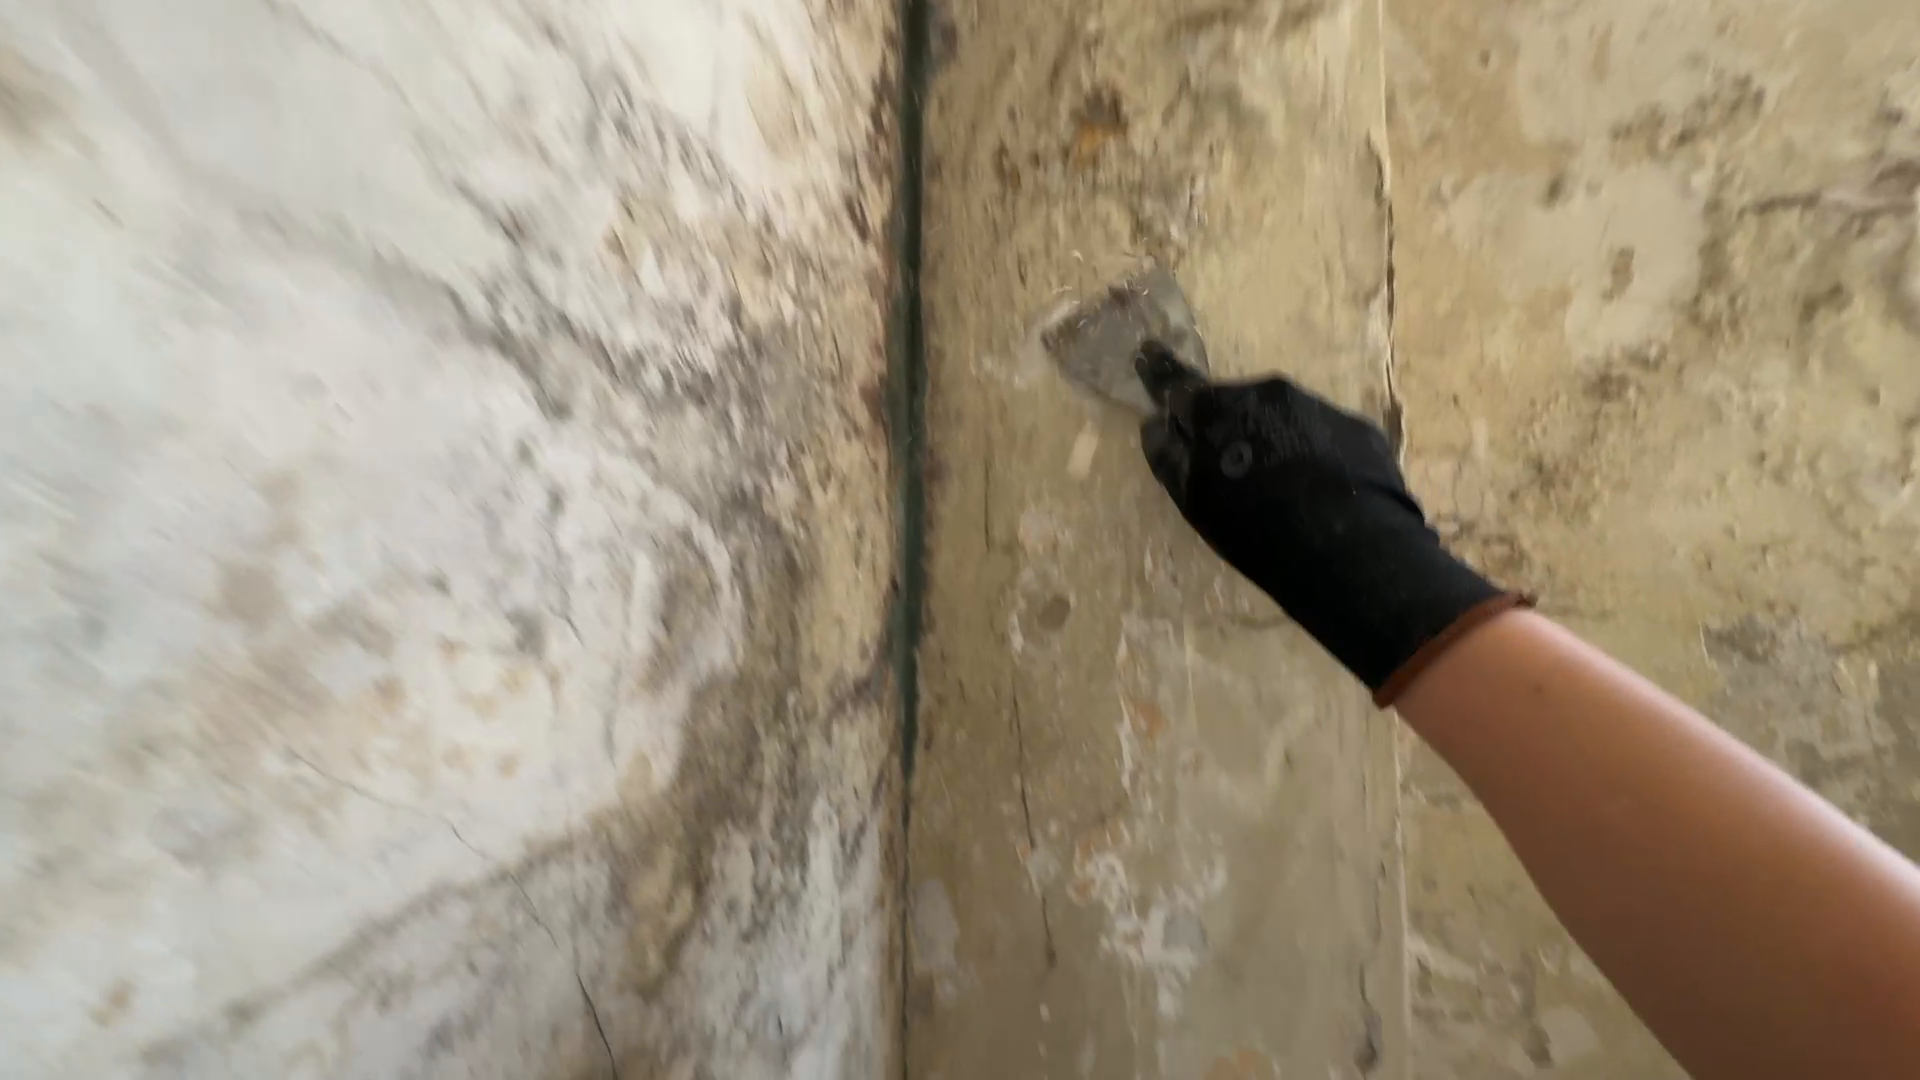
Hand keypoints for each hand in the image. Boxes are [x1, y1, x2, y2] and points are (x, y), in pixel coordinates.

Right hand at [1134, 343, 1524, 704]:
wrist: (1349, 548)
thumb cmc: (1252, 528)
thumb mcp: (1193, 501)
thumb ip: (1168, 456)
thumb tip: (1156, 423)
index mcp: (1215, 408)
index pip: (1175, 382)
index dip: (1158, 371)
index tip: (1146, 352)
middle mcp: (1264, 390)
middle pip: (1231, 401)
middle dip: (1223, 421)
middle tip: (1225, 462)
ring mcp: (1314, 404)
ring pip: (1277, 414)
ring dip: (1267, 436)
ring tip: (1276, 481)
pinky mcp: (1354, 425)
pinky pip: (1317, 432)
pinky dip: (1306, 450)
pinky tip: (1314, 485)